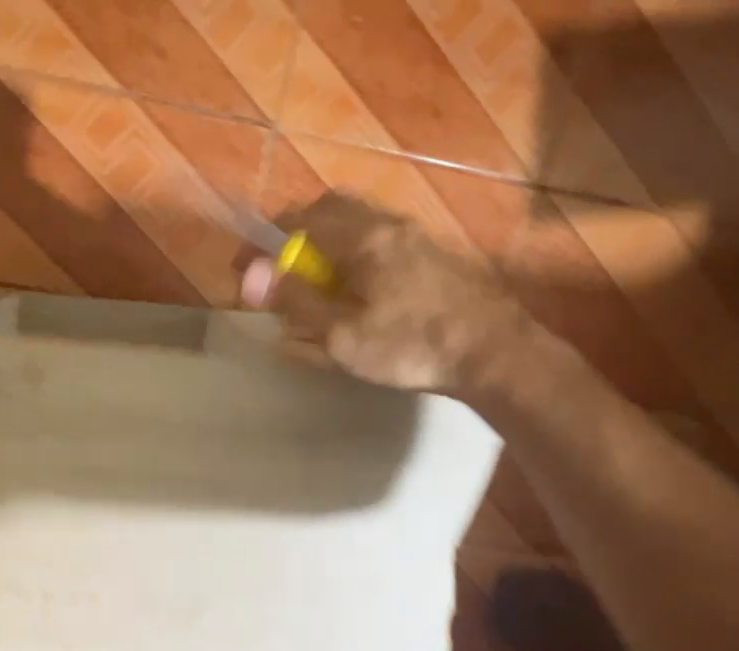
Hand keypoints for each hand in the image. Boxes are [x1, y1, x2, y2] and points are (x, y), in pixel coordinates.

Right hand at [241, 193, 572, 396]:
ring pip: (359, 224)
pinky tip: (355, 291)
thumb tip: (250, 275)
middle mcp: (389, 225)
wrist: (494, 352)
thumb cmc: (410, 346)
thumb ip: (296, 302)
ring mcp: (416, 237)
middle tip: (279, 270)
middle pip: (331, 209)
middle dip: (296, 234)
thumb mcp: (342, 334)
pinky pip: (380, 241)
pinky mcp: (434, 256)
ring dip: (327, 244)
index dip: (265, 242)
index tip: (244, 268)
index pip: (299, 220)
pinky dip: (354, 256)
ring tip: (313, 284)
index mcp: (363, 238)